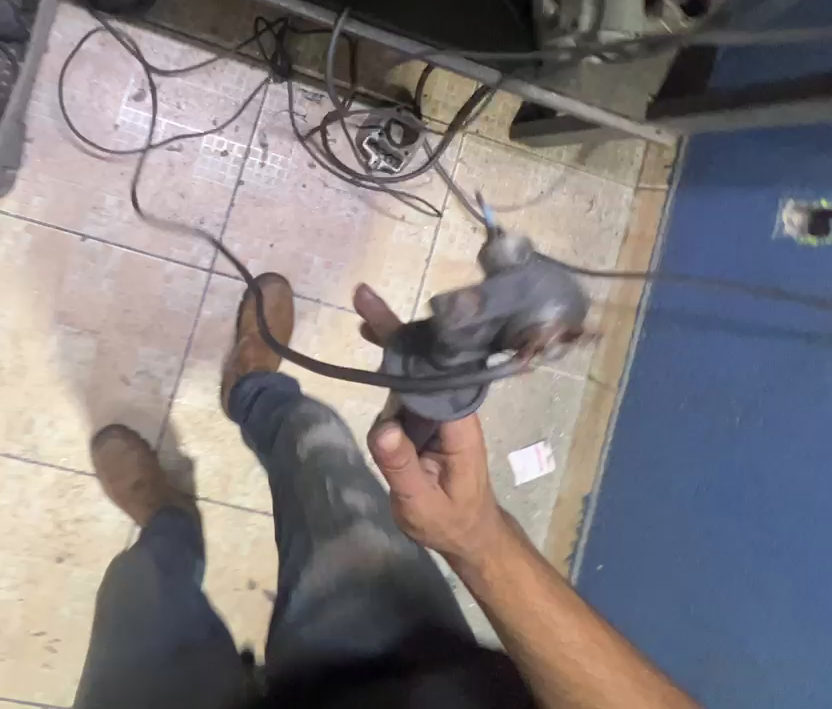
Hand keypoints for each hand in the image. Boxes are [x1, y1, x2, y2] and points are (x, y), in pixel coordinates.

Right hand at [354, 284, 509, 567]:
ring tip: (364, 304)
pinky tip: (370, 333)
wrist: (468, 534)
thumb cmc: (451, 521)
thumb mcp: (423, 504)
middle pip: (425, 361)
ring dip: (391, 336)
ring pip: (416, 366)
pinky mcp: (422, 414)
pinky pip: (406, 380)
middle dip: (396, 330)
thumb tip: (381, 427)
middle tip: (363, 297)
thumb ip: (402, 468)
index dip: (411, 347)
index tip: (384, 322)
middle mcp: (450, 407)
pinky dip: (389, 355)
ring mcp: (436, 408)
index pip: (436, 377)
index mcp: (459, 423)